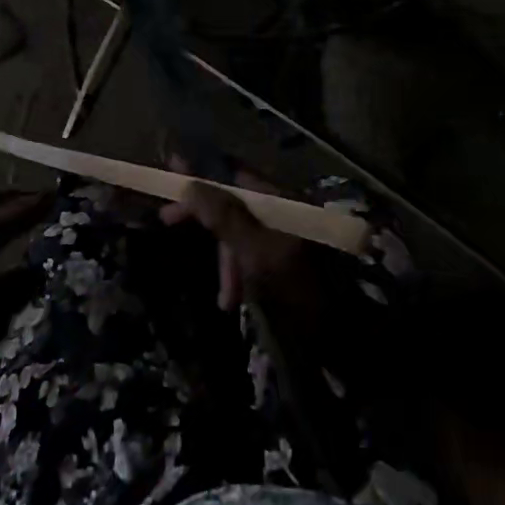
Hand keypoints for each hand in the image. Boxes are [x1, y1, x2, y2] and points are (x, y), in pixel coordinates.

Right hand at [159, 182, 312, 310]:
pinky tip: (232, 299)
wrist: (338, 335)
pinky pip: (250, 252)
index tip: (171, 169)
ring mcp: (282, 233)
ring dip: (225, 261)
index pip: (233, 174)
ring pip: (239, 232)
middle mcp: (282, 208)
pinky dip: (238, 272)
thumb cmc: (295, 288)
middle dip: (207, 220)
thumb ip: (223, 216)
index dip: (201, 172)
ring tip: (225, 297)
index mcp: (279, 198)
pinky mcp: (281, 256)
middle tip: (167, 220)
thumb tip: (190, 183)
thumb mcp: (254, 251)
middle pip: (232, 202)